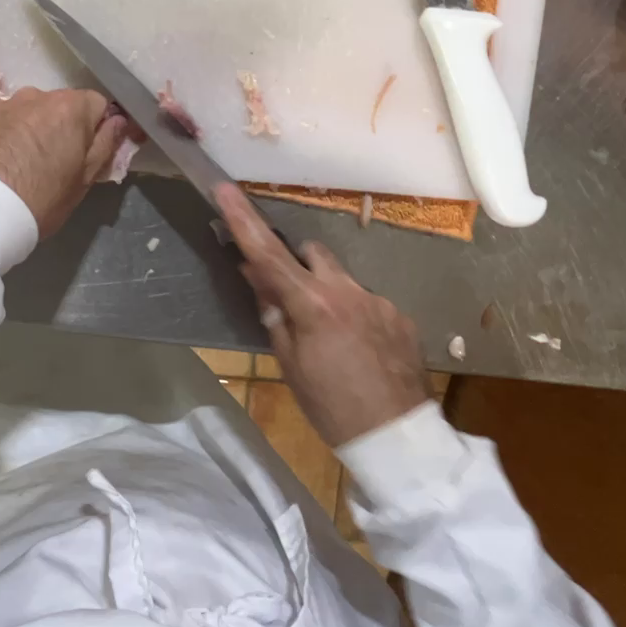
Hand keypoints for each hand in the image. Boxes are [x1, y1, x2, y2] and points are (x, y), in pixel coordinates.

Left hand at [0, 88, 126, 237]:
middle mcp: (33, 96)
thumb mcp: (84, 180)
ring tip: (17, 165)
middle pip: (57, 105)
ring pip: (22, 113)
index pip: (97, 103)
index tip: (89, 151)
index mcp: (69, 108)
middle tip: (52, 162)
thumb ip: (105, 145)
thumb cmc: (41, 199)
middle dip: (58, 127)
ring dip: (25, 130)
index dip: (97, 127)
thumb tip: (118, 121)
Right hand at [217, 184, 427, 446]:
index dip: (242, 220)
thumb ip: (274, 314)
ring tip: (329, 336)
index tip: (225, 188)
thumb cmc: (331, 407)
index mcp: (313, 303)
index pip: (268, 253)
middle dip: (295, 262)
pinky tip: (357, 349)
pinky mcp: (400, 314)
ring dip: (327, 292)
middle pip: (312, 253)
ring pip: (341, 278)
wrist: (398, 438)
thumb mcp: (290, 364)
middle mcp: (347, 290)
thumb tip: (257, 276)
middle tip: (287, 292)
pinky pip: (366, 301)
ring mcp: (378, 300)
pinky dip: (353, 313)